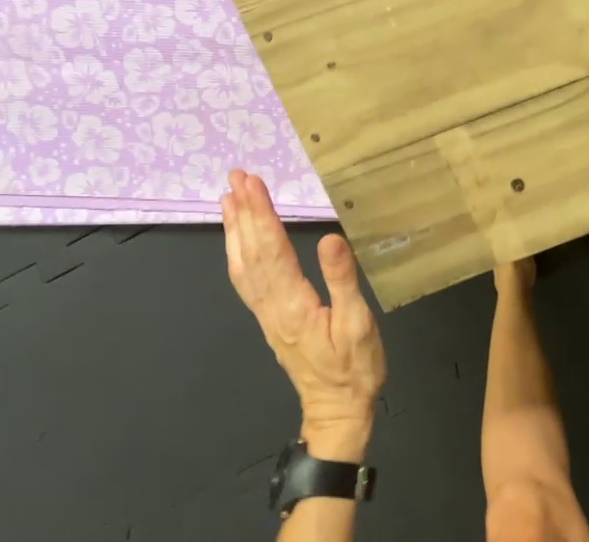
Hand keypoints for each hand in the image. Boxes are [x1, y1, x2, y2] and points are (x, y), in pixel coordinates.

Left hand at [221, 169, 385, 460]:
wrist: (337, 410)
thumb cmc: (354, 369)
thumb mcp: (358, 325)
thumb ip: (343, 281)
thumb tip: (329, 239)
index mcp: (293, 303)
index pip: (271, 250)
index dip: (261, 215)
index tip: (253, 184)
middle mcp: (272, 306)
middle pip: (252, 253)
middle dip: (244, 212)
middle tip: (235, 177)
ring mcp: (267, 314)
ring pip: (243, 266)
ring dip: (236, 230)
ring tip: (229, 199)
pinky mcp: (270, 319)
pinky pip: (246, 280)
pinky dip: (239, 253)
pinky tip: (239, 241)